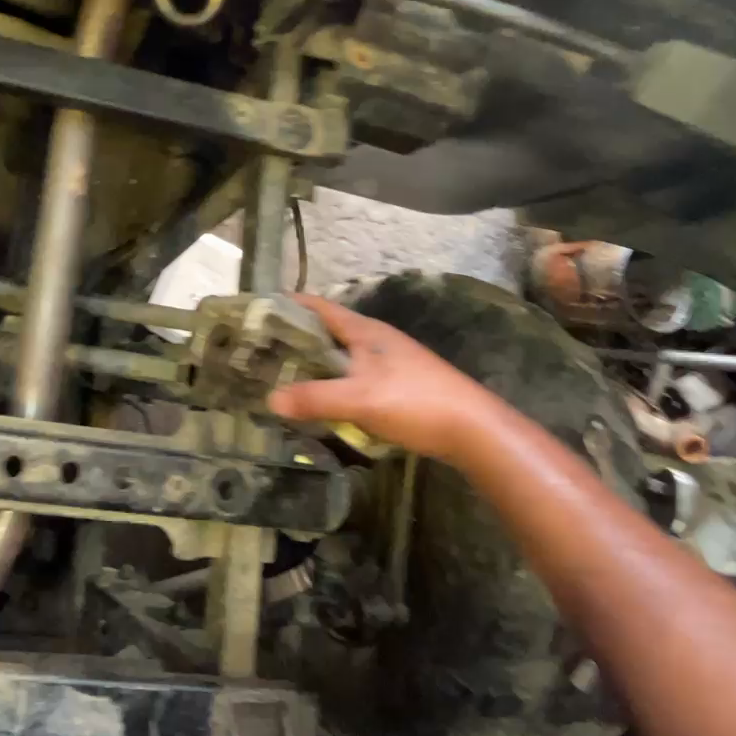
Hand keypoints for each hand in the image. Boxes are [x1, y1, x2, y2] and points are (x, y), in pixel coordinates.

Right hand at [265, 294, 503, 460]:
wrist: (475, 430)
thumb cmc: (415, 401)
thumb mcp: (359, 399)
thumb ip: (314, 398)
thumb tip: (270, 399)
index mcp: (365, 331)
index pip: (320, 306)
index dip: (290, 304)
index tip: (259, 310)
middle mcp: (376, 339)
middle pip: (328, 330)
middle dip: (297, 336)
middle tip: (263, 349)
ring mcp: (390, 361)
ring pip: (342, 354)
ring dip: (316, 361)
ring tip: (285, 374)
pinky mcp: (399, 384)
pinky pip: (354, 374)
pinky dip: (334, 380)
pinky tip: (324, 399)